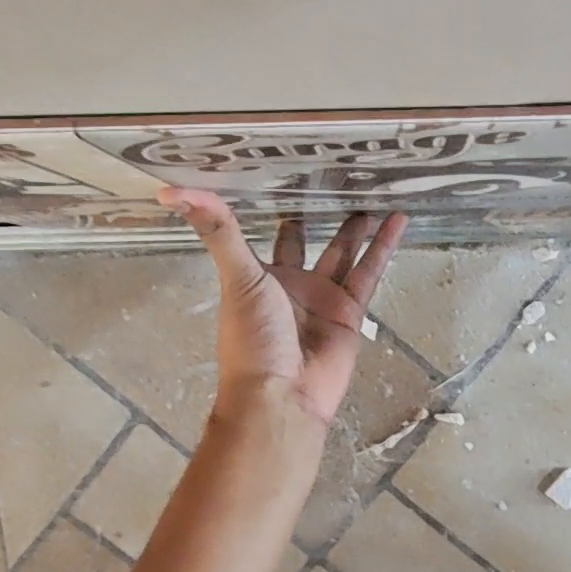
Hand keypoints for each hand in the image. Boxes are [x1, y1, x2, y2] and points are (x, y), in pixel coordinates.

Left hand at [162, 189, 407, 426]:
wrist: (282, 395)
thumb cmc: (253, 339)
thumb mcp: (237, 279)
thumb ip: (219, 232)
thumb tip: (173, 191)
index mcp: (261, 277)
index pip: (271, 237)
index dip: (278, 208)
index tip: (288, 176)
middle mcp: (293, 286)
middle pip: (311, 242)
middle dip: (322, 216)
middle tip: (336, 180)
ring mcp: (324, 300)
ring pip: (345, 254)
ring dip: (359, 228)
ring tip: (373, 193)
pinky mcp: (351, 314)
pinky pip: (369, 275)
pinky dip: (384, 248)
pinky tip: (398, 220)